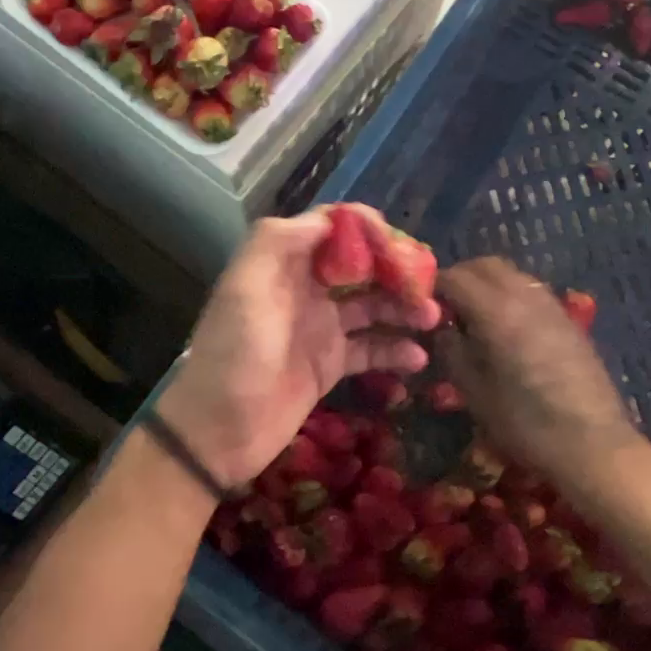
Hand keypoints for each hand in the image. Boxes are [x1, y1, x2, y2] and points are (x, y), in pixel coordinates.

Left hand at [157, 206, 443, 488]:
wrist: (218, 431)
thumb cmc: (232, 356)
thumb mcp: (245, 290)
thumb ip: (278, 243)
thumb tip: (329, 218)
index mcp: (282, 264)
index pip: (332, 228)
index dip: (366, 229)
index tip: (397, 248)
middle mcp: (304, 289)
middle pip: (359, 265)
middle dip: (395, 268)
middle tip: (426, 285)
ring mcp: (319, 327)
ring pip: (371, 305)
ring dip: (403, 306)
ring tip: (432, 318)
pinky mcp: (329, 365)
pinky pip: (370, 348)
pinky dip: (395, 349)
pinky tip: (419, 357)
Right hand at [434, 257, 639, 488]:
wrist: (593, 445)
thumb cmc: (525, 423)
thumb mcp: (473, 392)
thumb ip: (451, 350)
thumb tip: (442, 328)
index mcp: (496, 311)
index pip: (454, 277)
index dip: (431, 287)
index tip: (419, 307)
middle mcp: (524, 297)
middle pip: (485, 265)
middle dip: (460, 277)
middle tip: (445, 307)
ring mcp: (551, 305)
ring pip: (511, 274)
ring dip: (487, 284)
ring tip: (474, 317)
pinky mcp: (569, 319)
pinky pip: (531, 291)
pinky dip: (510, 296)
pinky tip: (506, 328)